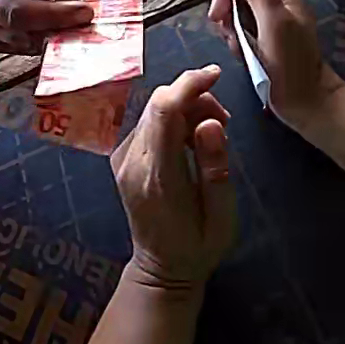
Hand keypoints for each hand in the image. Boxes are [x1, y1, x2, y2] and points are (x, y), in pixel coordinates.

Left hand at [108, 66, 236, 290]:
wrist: (161, 269)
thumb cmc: (198, 246)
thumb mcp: (221, 216)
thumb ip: (215, 168)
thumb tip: (210, 122)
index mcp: (159, 177)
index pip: (165, 114)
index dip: (189, 85)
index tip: (216, 74)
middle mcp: (132, 162)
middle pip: (157, 104)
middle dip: (194, 96)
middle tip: (224, 120)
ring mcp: (122, 158)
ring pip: (152, 109)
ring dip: (185, 107)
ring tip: (213, 132)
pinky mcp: (121, 157)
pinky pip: (147, 122)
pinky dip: (173, 118)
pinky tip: (191, 138)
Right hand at [207, 0, 344, 129]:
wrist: (308, 102)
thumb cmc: (290, 64)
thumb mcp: (275, 20)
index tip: (218, 19)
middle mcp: (278, 6)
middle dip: (228, 15)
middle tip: (232, 38)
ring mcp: (275, 25)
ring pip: (239, 16)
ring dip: (232, 32)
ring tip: (240, 51)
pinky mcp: (270, 44)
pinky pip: (245, 34)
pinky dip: (239, 43)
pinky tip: (244, 57)